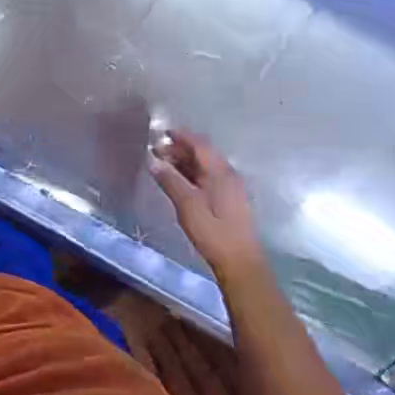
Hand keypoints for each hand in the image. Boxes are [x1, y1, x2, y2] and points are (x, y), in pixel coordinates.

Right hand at [150, 130, 262, 275]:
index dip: (182, 137)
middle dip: (180, 149)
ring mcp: (230, 188)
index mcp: (221, 173)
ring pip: (205, 167)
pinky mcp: (229, 201)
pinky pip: (208, 178)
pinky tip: (179, 181)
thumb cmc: (214, 233)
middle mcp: (228, 176)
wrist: (240, 262)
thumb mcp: (188, 206)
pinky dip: (192, 174)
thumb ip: (171, 182)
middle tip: (157, 150)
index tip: (163, 132)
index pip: (200, 146)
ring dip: (185, 162)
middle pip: (203, 154)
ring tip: (163, 164)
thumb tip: (154, 162)